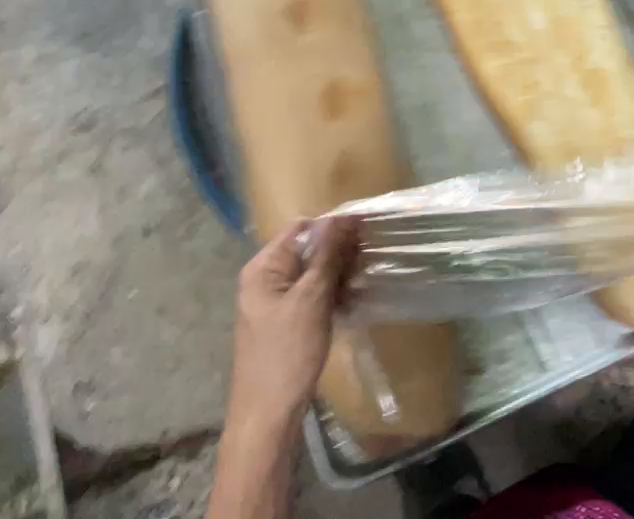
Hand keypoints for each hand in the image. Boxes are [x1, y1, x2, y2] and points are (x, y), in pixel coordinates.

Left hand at [228, 216, 357, 429]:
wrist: (268, 416)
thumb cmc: (287, 353)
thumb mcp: (311, 299)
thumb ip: (328, 256)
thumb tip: (346, 216)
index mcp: (263, 267)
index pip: (301, 228)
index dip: (333, 226)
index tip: (366, 232)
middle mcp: (266, 279)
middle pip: (308, 250)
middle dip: (339, 252)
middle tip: (370, 259)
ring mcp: (276, 303)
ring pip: (314, 275)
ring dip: (339, 275)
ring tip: (367, 279)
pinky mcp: (288, 323)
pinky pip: (313, 297)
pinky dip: (333, 296)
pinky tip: (355, 301)